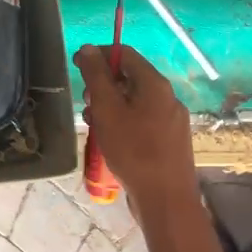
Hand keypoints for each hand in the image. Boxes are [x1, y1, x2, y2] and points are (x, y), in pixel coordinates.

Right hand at [74, 44, 197, 207]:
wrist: (167, 203)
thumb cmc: (133, 150)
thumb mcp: (107, 108)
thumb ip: (96, 75)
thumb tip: (88, 48)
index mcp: (155, 84)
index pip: (124, 53)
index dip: (98, 55)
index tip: (78, 67)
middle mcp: (168, 97)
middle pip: (130, 77)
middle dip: (103, 84)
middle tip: (86, 102)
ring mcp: (173, 121)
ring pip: (135, 101)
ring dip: (111, 105)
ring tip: (94, 124)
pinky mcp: (172, 142)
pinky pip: (144, 120)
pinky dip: (124, 121)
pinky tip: (112, 140)